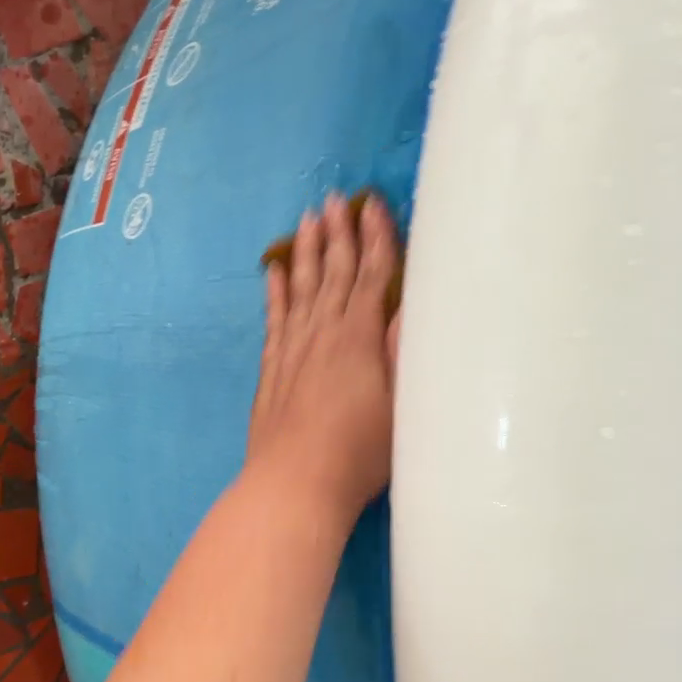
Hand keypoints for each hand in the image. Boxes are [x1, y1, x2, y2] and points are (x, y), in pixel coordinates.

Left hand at [246, 192, 402, 517]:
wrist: (295, 482)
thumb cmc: (360, 452)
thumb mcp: (402, 402)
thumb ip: (403, 348)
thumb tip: (410, 301)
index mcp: (359, 337)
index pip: (370, 276)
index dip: (375, 239)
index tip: (373, 205)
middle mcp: (323, 333)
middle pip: (332, 272)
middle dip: (337, 233)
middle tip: (335, 198)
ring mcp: (293, 349)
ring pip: (299, 287)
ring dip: (304, 252)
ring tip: (306, 220)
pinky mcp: (272, 368)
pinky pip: (274, 317)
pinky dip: (274, 291)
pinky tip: (272, 271)